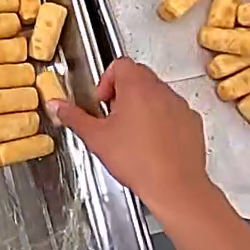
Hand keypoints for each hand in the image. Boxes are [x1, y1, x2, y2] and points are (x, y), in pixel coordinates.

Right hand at [48, 58, 216, 214]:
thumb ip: (73, 116)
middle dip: (122, 92)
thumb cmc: (137, 161)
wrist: (174, 186)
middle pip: (139, 76)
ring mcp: (180, 105)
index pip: (120, 64)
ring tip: (131, 133)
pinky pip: (173, 110)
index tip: (102, 101)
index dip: (106, 80)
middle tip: (112, 116)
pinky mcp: (192, 121)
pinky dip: (161, 119)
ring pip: (156, 93)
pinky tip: (151, 143)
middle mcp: (161, 91)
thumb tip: (56, 105)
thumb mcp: (95, 138)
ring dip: (142, 105)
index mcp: (136, 88)